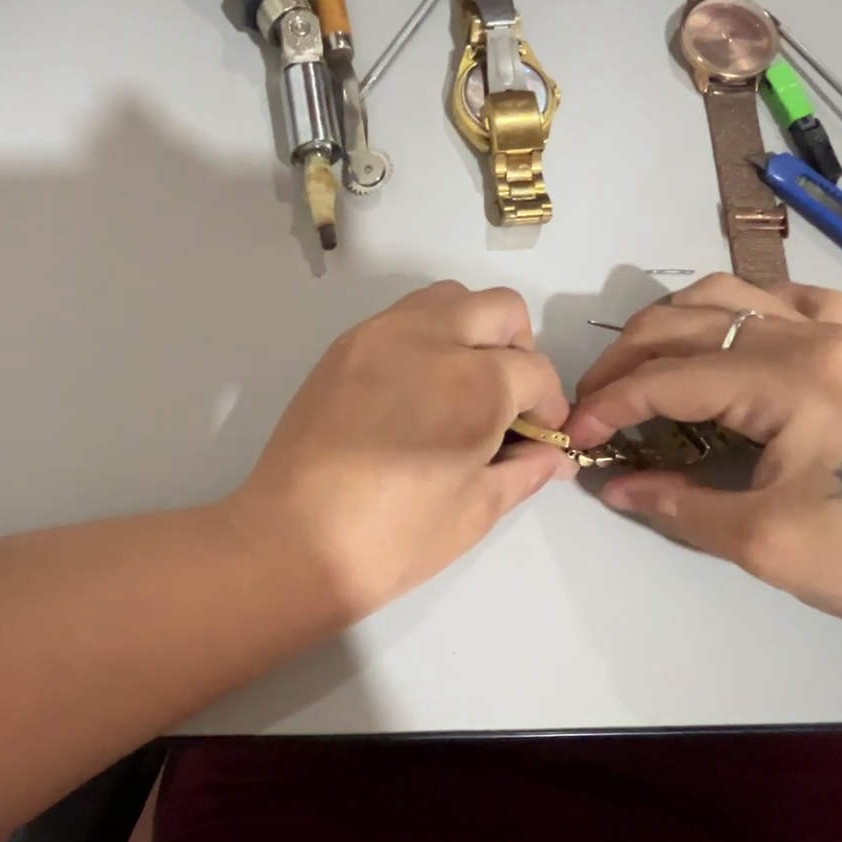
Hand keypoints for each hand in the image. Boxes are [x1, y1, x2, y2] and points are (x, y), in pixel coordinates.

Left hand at [232, 282, 575, 620]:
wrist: (292, 542)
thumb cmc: (392, 538)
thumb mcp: (474, 512)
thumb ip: (523, 470)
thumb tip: (549, 453)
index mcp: (473, 383)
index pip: (535, 370)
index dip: (548, 405)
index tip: (540, 435)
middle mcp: (428, 340)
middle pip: (499, 309)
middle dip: (518, 349)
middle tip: (508, 400)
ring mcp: (378, 337)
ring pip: (446, 299)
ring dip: (470, 331)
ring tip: (461, 387)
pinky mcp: (342, 349)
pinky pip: (400, 319)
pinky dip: (424, 338)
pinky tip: (416, 392)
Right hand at [564, 275, 841, 668]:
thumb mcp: (759, 542)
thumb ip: (673, 503)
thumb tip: (611, 484)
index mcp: (788, 379)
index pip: (666, 377)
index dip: (608, 406)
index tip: (574, 436)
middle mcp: (809, 337)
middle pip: (682, 323)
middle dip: (621, 363)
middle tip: (591, 409)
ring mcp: (836, 335)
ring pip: (723, 298)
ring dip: (665, 331)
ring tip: (634, 375)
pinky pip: (779, 303)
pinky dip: (731, 315)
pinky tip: (716, 345)